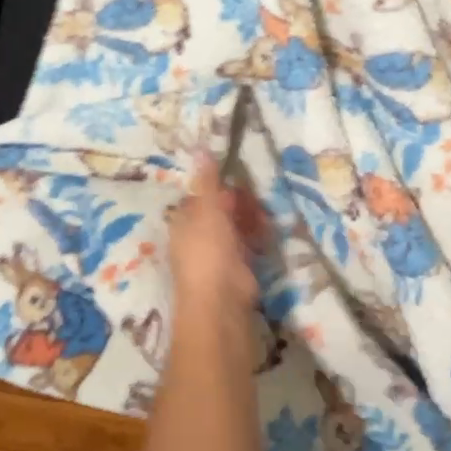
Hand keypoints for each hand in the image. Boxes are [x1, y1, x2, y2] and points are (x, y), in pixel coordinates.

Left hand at [168, 156, 258, 319]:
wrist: (221, 302)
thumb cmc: (208, 251)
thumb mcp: (207, 210)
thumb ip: (208, 180)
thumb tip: (200, 147)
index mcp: (184, 222)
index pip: (201, 197)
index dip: (219, 187)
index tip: (237, 181)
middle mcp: (198, 236)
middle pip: (221, 210)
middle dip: (240, 202)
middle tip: (255, 200)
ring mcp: (219, 252)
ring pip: (236, 225)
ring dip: (251, 218)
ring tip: (263, 219)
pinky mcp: (238, 266)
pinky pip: (248, 243)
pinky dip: (258, 236)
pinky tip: (266, 233)